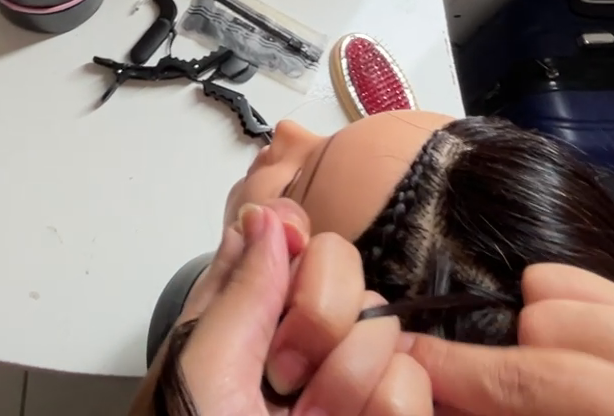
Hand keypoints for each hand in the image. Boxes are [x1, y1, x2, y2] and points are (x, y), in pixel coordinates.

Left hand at [153, 201, 430, 415]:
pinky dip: (383, 412)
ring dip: (346, 382)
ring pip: (382, 322)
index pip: (290, 234)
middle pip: (345, 266)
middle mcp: (298, 342)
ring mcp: (346, 385)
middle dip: (318, 318)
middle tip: (284, 378)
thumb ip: (237, 292)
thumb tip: (268, 217)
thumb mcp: (202, 377)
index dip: (296, 241)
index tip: (288, 263)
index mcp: (245, 320)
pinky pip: (412, 382)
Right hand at [406, 263, 613, 415]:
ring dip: (541, 343)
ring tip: (560, 399)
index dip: (453, 374)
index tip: (404, 362)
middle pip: (536, 323)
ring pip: (554, 292)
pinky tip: (586, 374)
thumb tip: (435, 391)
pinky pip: (586, 284)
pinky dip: (569, 323)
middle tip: (501, 408)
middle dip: (509, 371)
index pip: (525, 383)